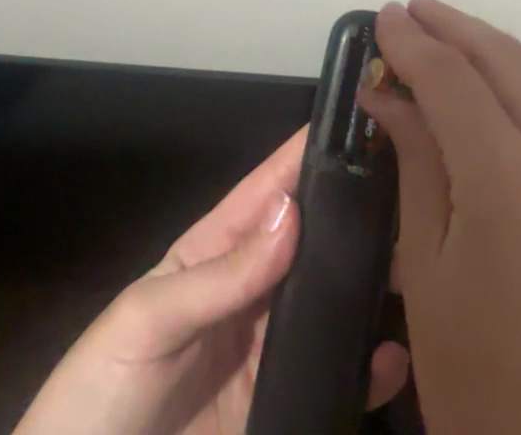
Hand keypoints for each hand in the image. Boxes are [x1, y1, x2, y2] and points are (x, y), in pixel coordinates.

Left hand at [12, 128, 409, 434]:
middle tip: (418, 198)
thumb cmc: (100, 390)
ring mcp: (275, 344)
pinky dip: (372, 366)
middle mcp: (257, 289)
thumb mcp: (146, 323)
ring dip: (375, 284)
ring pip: (339, 299)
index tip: (365, 123)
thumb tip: (293, 214)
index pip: (271, 190)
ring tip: (420, 270)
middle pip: (319, 240)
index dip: (312, 154)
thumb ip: (218, 275)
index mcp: (216, 252)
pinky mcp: (289, 396)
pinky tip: (391, 357)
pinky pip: (339, 374)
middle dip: (363, 217)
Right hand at [362, 0, 520, 434]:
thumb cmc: (474, 368)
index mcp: (510, 177)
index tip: (382, 17)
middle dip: (455, 27)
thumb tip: (388, 95)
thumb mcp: (423, 265)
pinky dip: (516, 82)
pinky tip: (484, 83)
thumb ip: (415, 164)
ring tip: (441, 32)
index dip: (415, 43)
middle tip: (410, 9)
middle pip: (505, 61)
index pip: (454, 81)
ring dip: (488, 48)